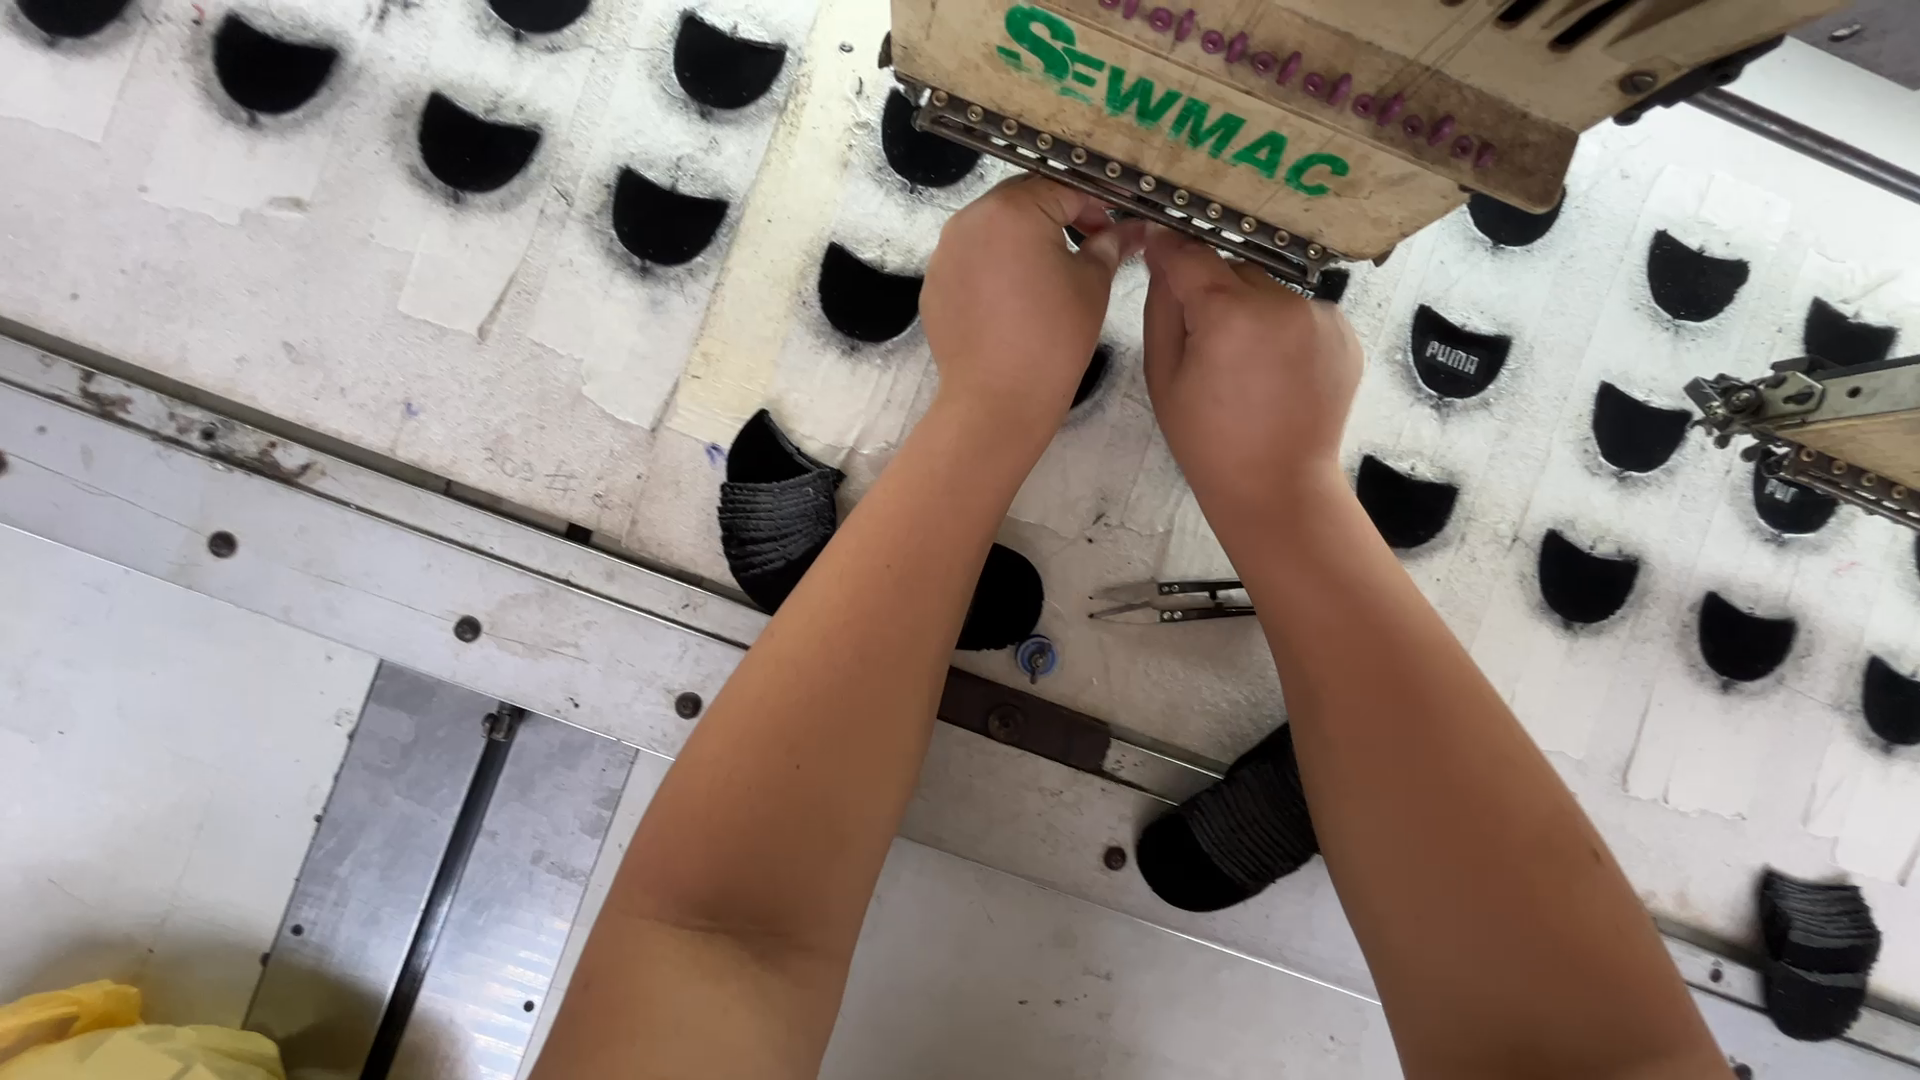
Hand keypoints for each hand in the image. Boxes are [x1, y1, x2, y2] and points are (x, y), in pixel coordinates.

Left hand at [921, 175, 1144, 438]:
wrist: (997, 400)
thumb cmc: (1053, 340)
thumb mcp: (1091, 286)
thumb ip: (1108, 245)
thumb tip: (1128, 229)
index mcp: (1012, 209)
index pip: (1062, 186)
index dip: (1094, 203)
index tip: (1111, 228)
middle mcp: (970, 220)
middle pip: (1021, 201)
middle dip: (1055, 216)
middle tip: (1083, 247)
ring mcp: (945, 253)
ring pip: (991, 230)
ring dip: (1022, 241)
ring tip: (1047, 276)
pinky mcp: (934, 285)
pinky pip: (969, 261)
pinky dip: (993, 269)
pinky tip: (1012, 302)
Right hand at [1142, 226, 1362, 535]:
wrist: (1277, 485)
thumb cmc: (1207, 441)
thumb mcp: (1164, 378)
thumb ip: (1162, 309)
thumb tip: (1162, 256)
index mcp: (1229, 313)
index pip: (1190, 256)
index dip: (1168, 249)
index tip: (1153, 241)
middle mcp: (1280, 301)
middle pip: (1233, 271)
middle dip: (1214, 292)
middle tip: (1204, 340)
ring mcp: (1318, 314)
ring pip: (1268, 290)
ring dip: (1250, 309)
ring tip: (1244, 363)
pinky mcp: (1343, 331)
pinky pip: (1299, 311)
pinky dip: (1282, 328)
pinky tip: (1275, 369)